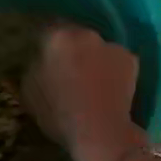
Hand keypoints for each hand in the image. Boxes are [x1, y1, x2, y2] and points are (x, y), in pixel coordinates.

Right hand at [29, 26, 145, 160]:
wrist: (99, 132)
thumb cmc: (56, 113)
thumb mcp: (28, 91)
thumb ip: (33, 66)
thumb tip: (39, 58)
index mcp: (56, 38)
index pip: (45, 28)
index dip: (41, 41)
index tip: (38, 52)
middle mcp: (86, 33)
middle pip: (72, 35)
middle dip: (67, 48)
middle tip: (61, 68)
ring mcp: (112, 44)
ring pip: (94, 47)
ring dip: (88, 57)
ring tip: (86, 81)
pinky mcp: (131, 59)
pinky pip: (113, 59)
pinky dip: (108, 69)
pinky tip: (104, 88)